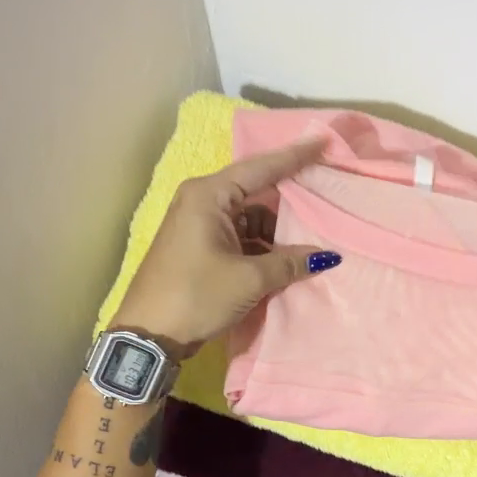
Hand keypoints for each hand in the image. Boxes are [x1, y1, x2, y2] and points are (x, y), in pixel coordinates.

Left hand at [113, 139, 339, 351]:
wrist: (149, 333)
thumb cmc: (196, 295)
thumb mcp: (249, 279)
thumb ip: (289, 264)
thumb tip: (326, 257)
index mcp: (209, 195)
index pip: (261, 168)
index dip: (294, 157)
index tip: (322, 143)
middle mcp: (203, 202)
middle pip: (258, 195)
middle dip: (290, 209)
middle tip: (325, 212)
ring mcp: (200, 226)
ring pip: (252, 222)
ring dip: (277, 238)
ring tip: (308, 253)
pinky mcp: (201, 249)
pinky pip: (242, 240)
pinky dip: (263, 252)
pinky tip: (285, 267)